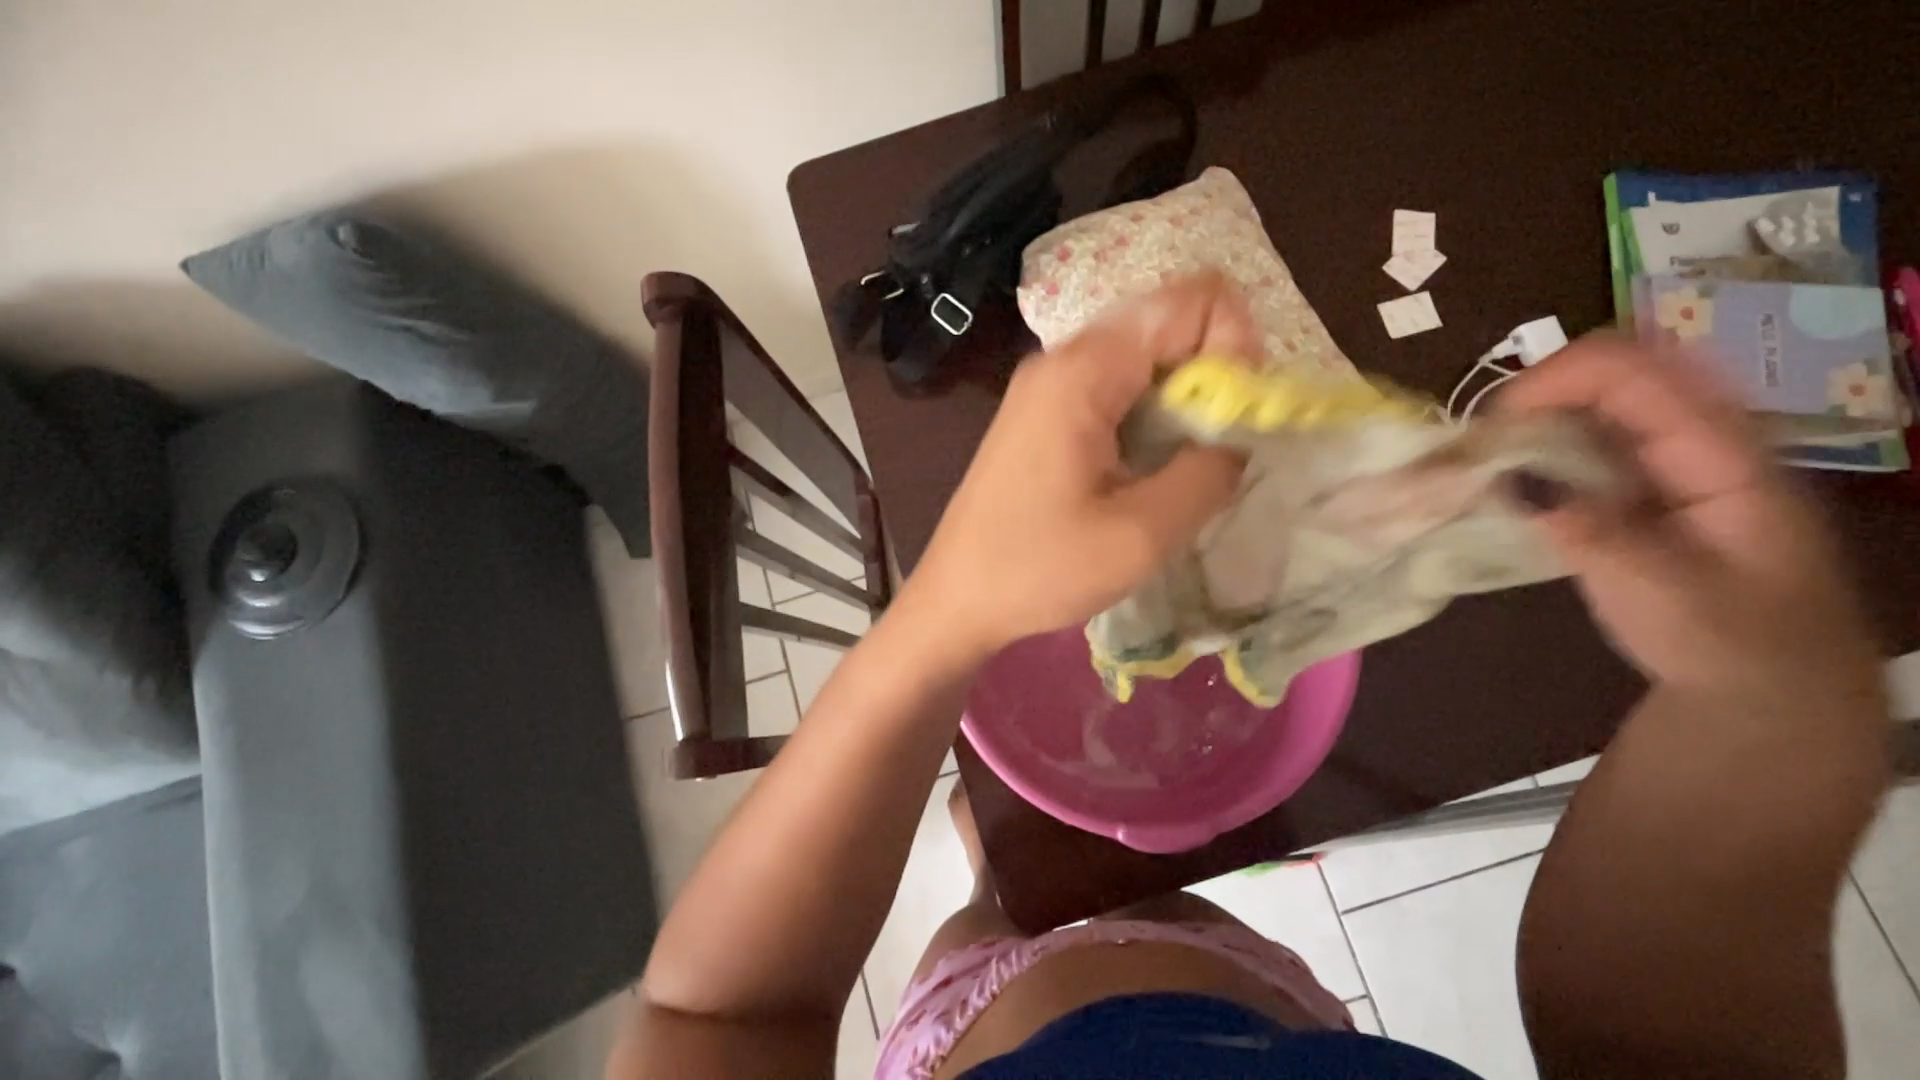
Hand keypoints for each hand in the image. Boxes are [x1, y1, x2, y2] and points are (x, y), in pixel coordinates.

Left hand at [903, 273, 1255, 660]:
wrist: (956, 599)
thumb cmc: (1039, 569)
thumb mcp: (1141, 534)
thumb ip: (1208, 472)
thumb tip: (1241, 435)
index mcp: (1084, 370)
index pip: (1192, 300)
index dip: (1235, 348)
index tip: (1230, 419)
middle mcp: (1064, 359)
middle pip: (1168, 324)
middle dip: (1213, 376)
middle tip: (1215, 450)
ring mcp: (1049, 384)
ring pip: (1146, 359)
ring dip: (1184, 401)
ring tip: (1186, 467)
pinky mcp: (1044, 413)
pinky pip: (1118, 388)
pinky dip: (1151, 416)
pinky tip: (1151, 470)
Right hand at [1497, 336, 1880, 710]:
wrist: (1773, 684)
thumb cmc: (1730, 643)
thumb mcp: (1665, 598)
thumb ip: (1595, 537)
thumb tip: (1514, 485)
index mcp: (1720, 453)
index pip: (1634, 372)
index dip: (1553, 380)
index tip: (1490, 429)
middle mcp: (1698, 437)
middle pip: (1608, 372)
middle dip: (1533, 396)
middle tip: (1478, 449)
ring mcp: (1673, 457)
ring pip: (1594, 402)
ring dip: (1531, 421)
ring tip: (1482, 466)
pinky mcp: (1647, 482)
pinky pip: (1589, 438)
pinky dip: (1540, 448)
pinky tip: (1509, 484)